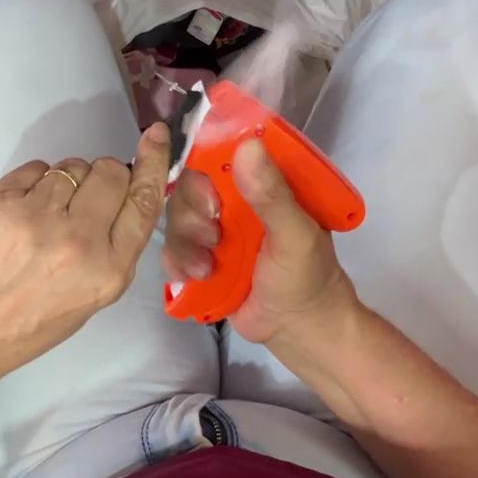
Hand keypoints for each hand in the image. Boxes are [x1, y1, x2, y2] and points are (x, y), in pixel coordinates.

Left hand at [0, 123, 172, 426]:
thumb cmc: (33, 324)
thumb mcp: (92, 299)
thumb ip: (115, 248)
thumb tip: (127, 195)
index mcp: (107, 271)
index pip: (143, 201)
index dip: (153, 163)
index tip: (156, 136)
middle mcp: (76, 239)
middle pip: (109, 172)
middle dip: (104, 179)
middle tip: (84, 204)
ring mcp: (35, 216)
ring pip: (71, 166)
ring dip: (68, 183)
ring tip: (47, 216)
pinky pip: (36, 168)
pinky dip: (36, 184)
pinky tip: (23, 213)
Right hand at [161, 137, 360, 348]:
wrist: (294, 329)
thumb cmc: (306, 277)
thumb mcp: (294, 235)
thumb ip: (271, 195)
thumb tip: (246, 147)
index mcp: (260, 184)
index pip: (222, 154)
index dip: (203, 164)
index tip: (208, 195)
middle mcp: (233, 200)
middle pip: (189, 187)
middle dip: (192, 213)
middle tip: (213, 237)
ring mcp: (213, 230)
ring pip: (175, 219)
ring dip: (186, 244)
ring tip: (208, 268)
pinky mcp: (198, 258)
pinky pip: (171, 249)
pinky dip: (178, 263)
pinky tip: (197, 277)